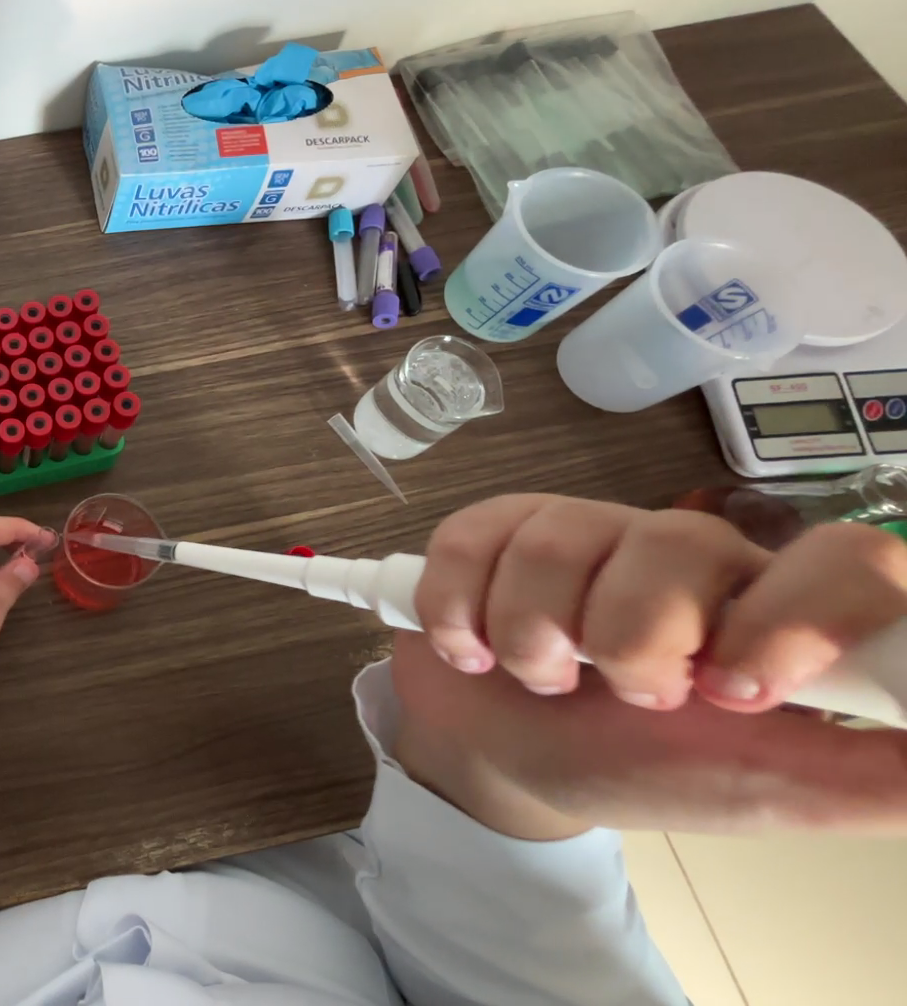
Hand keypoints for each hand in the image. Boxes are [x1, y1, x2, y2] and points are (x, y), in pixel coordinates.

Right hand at [393, 494, 906, 837]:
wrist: (494, 753)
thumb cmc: (625, 769)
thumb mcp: (767, 792)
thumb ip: (882, 776)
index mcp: (769, 606)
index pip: (847, 561)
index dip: (795, 618)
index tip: (728, 692)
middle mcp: (680, 550)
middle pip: (676, 542)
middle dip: (625, 643)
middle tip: (612, 691)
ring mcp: (577, 528)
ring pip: (555, 545)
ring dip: (528, 640)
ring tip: (535, 677)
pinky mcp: (488, 528)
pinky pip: (468, 544)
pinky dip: (456, 614)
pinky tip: (471, 649)